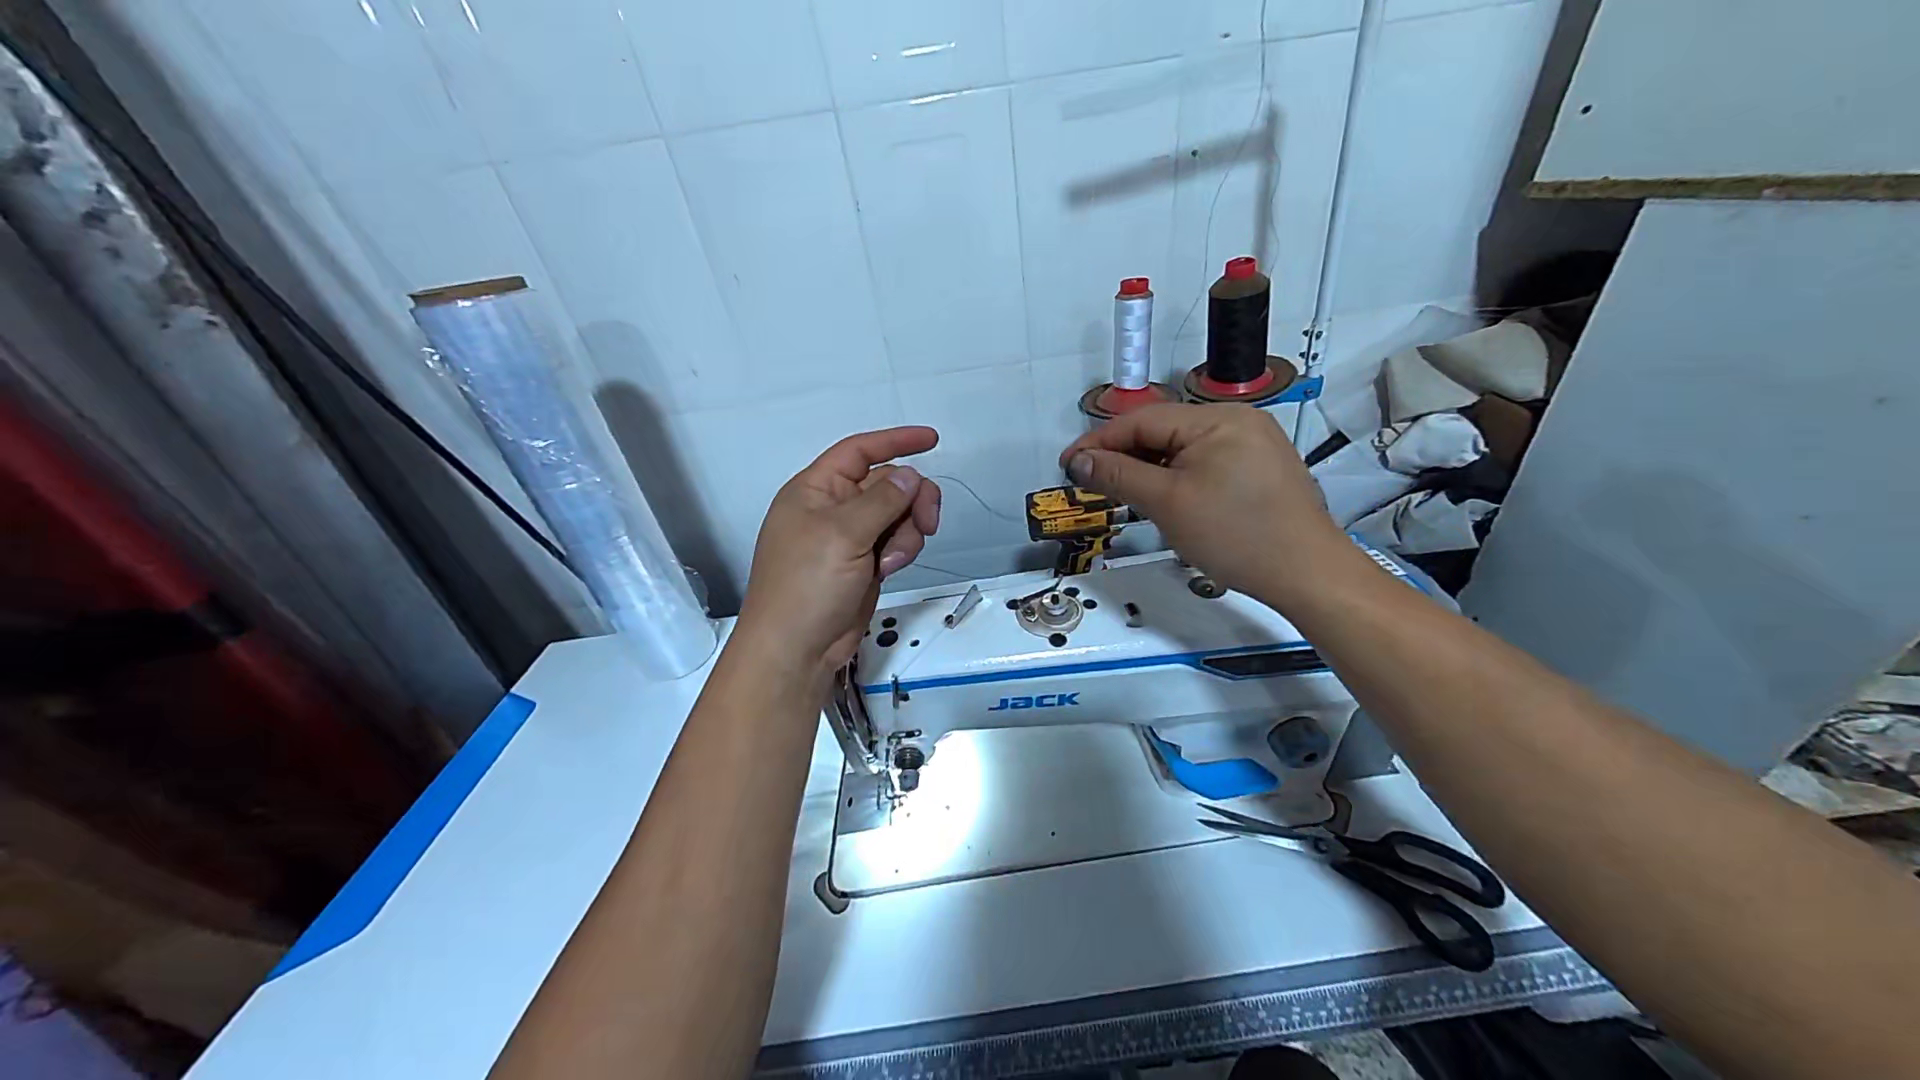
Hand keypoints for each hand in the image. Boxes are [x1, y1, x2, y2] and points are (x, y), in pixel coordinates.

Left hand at [734, 427, 941, 682]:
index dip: (895, 441)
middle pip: (888, 484)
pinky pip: (896, 540)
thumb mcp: (843, 534)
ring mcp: (850, 537)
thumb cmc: (806, 585)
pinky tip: (888, 570)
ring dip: (906, 533)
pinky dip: (901, 550)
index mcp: (816, 489)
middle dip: (911, 501)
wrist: (797, 649)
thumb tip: (909, 476)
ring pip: (898, 514)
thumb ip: (882, 500)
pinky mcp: (864, 562)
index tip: (932, 440)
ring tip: (891, 560)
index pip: (859, 451)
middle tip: (927, 523)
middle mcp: (834, 508)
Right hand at [1060, 404, 1357, 604]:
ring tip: (1119, 492)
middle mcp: (1237, 420)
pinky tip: (1160, 497)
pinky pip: (1203, 461)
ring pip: (1181, 448)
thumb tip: (1079, 461)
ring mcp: (1252, 443)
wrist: (1306, 573)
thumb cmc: (1238, 536)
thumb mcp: (1167, 503)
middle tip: (1089, 481)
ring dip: (1147, 467)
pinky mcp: (1258, 467)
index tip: (1069, 463)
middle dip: (1122, 455)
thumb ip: (1118, 476)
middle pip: (1162, 431)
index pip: (1142, 421)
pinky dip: (1175, 476)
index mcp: (1217, 419)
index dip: (1099, 442)